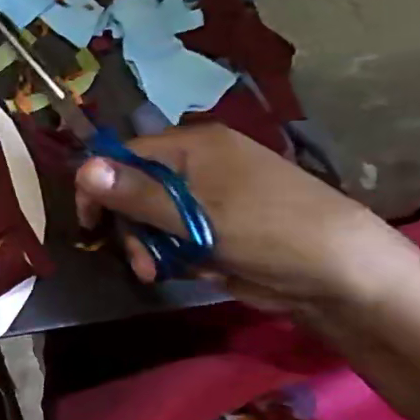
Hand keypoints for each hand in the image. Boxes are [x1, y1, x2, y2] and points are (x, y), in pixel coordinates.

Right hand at [73, 123, 417, 310]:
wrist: (338, 273)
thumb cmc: (266, 229)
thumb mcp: (195, 214)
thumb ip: (136, 194)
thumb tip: (81, 169)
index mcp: (194, 146)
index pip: (126, 155)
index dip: (101, 186)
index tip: (89, 223)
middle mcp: (197, 165)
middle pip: (136, 190)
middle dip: (131, 227)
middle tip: (138, 261)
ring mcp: (207, 198)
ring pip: (152, 218)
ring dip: (148, 247)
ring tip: (158, 272)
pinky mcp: (215, 228)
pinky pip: (174, 237)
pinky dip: (172, 255)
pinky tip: (185, 270)